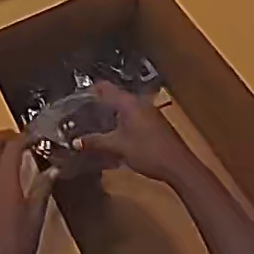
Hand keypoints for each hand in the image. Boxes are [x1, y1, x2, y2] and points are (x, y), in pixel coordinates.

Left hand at [0, 131, 55, 253]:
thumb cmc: (15, 247)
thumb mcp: (36, 216)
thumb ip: (42, 188)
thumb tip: (52, 170)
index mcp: (3, 180)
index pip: (11, 145)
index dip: (24, 137)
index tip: (36, 137)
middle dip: (7, 135)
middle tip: (24, 139)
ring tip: (15, 151)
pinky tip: (3, 171)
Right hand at [76, 82, 198, 184]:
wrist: (179, 166)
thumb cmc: (148, 152)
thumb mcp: (118, 147)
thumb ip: (95, 141)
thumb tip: (75, 141)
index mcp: (129, 102)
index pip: (104, 87)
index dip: (88, 91)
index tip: (74, 100)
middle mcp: (139, 102)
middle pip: (113, 96)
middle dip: (96, 104)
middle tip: (79, 114)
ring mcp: (149, 112)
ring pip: (123, 106)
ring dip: (108, 113)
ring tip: (92, 124)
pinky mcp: (154, 123)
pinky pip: (131, 115)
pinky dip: (119, 120)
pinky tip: (112, 133)